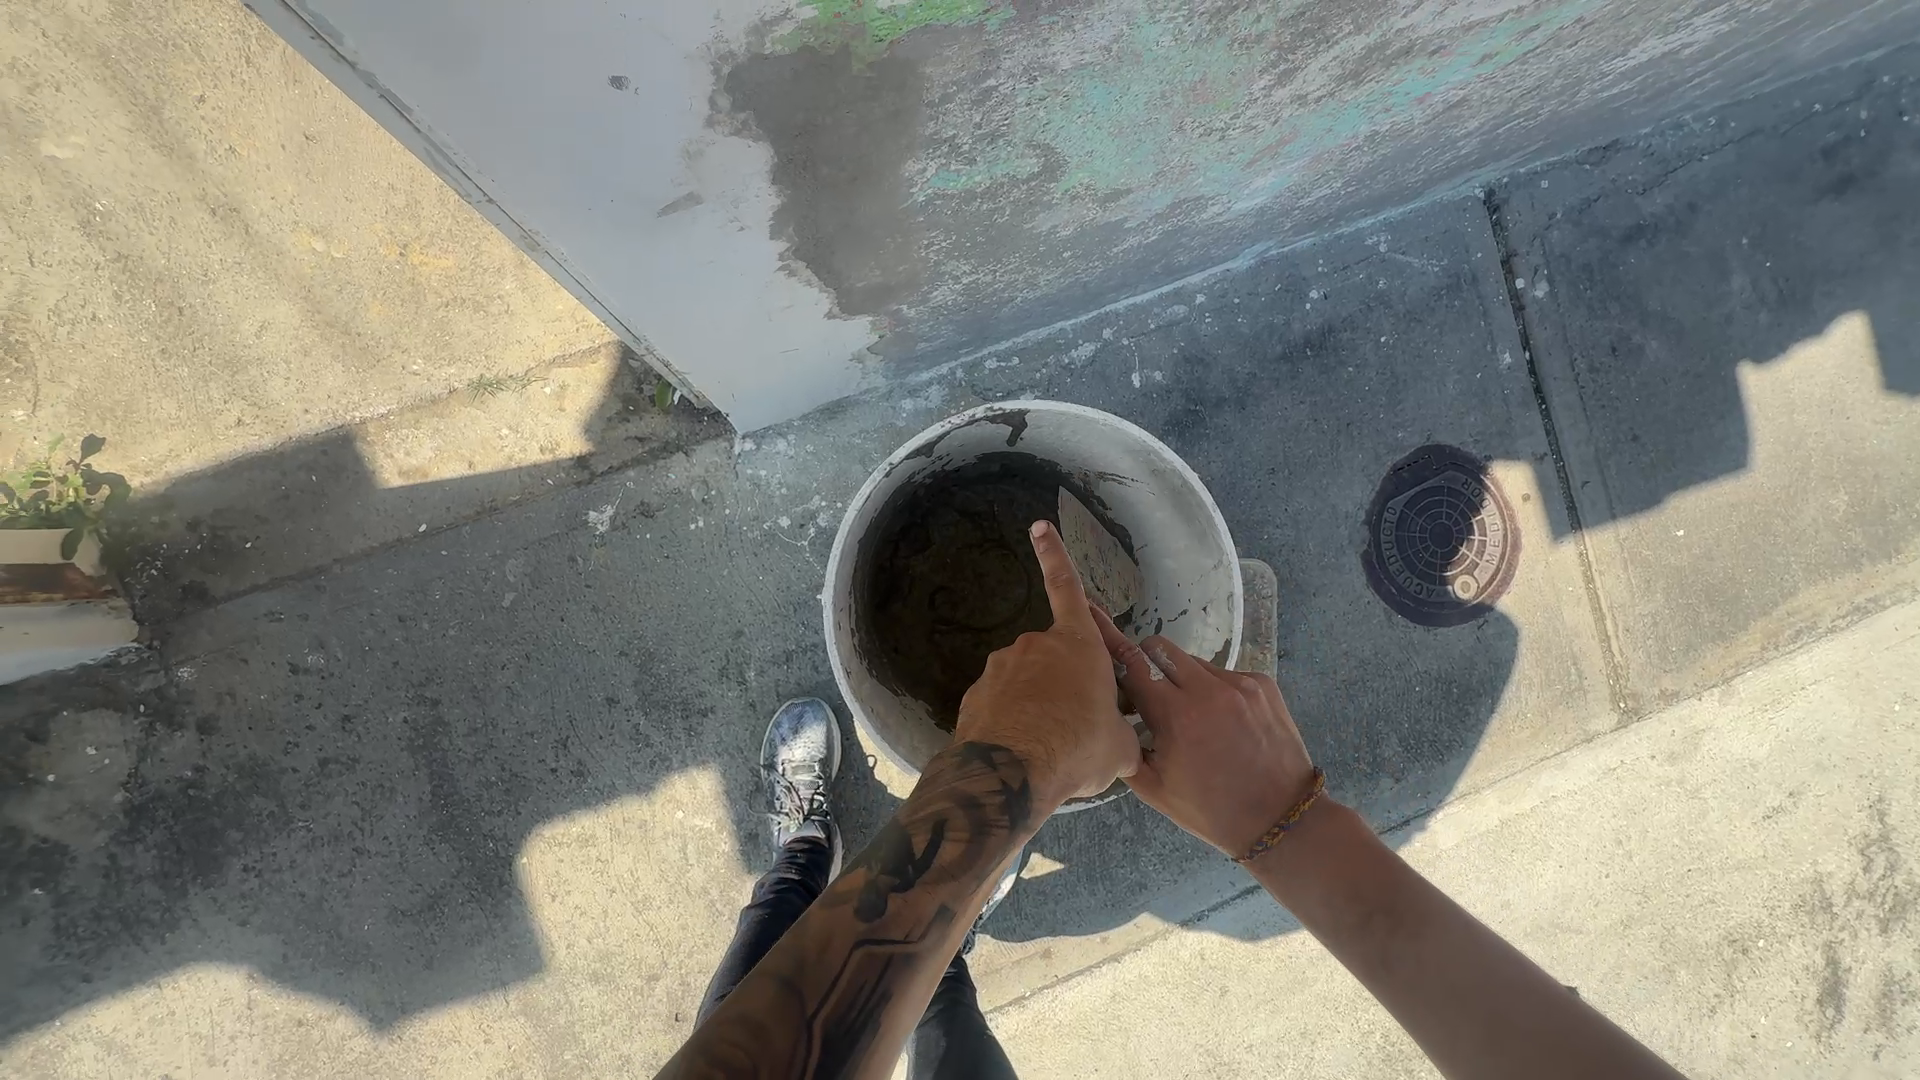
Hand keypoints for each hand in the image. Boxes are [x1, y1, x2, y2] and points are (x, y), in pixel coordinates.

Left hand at [954, 521, 1142, 805]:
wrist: (1013, 772)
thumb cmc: (1079, 746)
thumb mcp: (1120, 746)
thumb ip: (1120, 733)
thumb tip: (1123, 744)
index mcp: (1077, 644)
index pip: (1067, 587)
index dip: (1054, 555)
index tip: (1037, 526)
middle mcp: (1035, 646)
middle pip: (1054, 656)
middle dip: (1065, 683)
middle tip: (1077, 724)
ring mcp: (1000, 668)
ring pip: (1026, 682)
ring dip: (1038, 705)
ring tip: (1050, 746)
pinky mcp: (975, 695)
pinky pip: (1001, 703)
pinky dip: (1012, 720)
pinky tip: (1021, 751)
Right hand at [1091, 610, 1316, 856]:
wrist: (1282, 821)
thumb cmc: (1209, 810)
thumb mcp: (1152, 787)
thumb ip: (1123, 744)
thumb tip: (1107, 711)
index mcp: (1176, 715)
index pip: (1132, 664)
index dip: (1113, 656)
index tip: (1102, 649)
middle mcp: (1208, 690)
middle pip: (1158, 647)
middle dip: (1145, 662)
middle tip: (1148, 691)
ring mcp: (1240, 683)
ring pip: (1191, 660)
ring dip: (1180, 678)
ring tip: (1190, 713)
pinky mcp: (1263, 684)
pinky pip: (1223, 673)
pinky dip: (1213, 689)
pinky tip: (1221, 720)